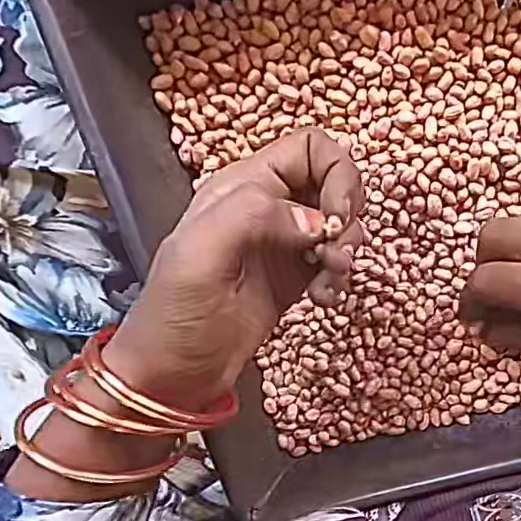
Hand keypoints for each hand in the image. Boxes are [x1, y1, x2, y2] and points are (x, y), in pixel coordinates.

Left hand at [106, 129, 363, 407]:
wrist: (173, 374)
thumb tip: (316, 221)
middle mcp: (268, 206)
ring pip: (340, 224)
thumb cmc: (175, 315)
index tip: (337, 218)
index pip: (310, 147)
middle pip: (334, 182)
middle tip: (336, 254)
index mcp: (243, 186)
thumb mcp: (199, 254)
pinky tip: (324, 300)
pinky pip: (336, 260)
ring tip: (328, 284)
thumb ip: (253, 216)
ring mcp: (285, 242)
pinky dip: (340, 277)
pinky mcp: (296, 276)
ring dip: (346, 251)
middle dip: (347, 216)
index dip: (337, 173)